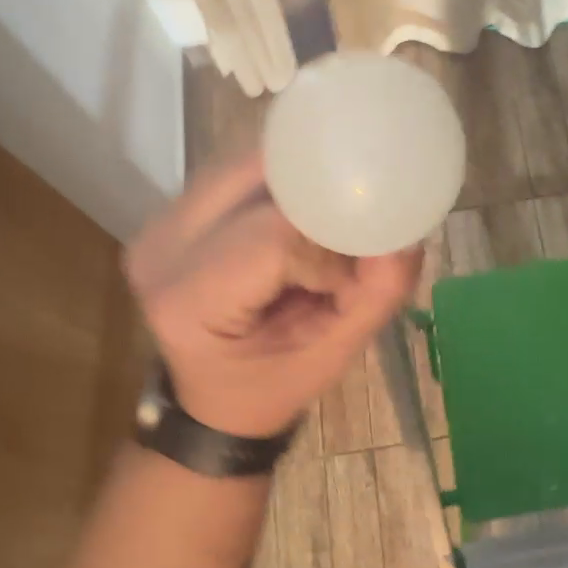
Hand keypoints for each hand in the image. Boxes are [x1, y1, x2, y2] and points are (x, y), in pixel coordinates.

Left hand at [124, 151, 422, 439]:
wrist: (212, 402)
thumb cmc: (270, 387)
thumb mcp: (330, 358)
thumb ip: (373, 297)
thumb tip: (407, 236)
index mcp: (188, 300)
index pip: (272, 239)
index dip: (329, 242)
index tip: (355, 269)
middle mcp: (162, 249)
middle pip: (255, 181)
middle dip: (318, 192)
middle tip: (357, 215)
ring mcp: (161, 224)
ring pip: (246, 166)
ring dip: (300, 183)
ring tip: (331, 215)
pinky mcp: (173, 211)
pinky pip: (238, 174)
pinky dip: (283, 186)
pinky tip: (305, 211)